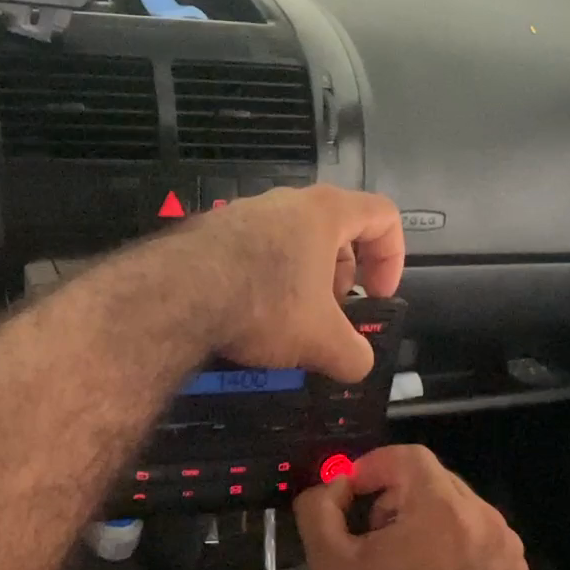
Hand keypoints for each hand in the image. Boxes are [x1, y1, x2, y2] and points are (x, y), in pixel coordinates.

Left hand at [175, 185, 403, 381]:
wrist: (177, 295)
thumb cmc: (264, 304)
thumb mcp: (320, 340)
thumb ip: (352, 355)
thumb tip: (357, 366)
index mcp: (325, 212)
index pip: (382, 216)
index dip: (393, 258)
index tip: (378, 297)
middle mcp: (284, 202)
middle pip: (333, 232)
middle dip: (339, 278)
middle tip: (329, 317)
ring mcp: (240, 214)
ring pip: (287, 243)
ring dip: (298, 282)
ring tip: (286, 323)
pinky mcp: (207, 234)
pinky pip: (248, 254)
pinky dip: (259, 281)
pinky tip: (244, 317)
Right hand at [294, 445, 527, 569]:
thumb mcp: (329, 561)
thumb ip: (318, 507)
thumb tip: (330, 486)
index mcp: (440, 510)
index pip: (407, 456)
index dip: (372, 465)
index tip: (350, 492)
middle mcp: (483, 518)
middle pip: (432, 479)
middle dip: (395, 494)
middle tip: (370, 531)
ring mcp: (506, 545)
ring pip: (456, 504)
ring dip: (423, 516)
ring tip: (401, 557)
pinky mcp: (515, 569)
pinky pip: (477, 532)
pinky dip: (450, 539)